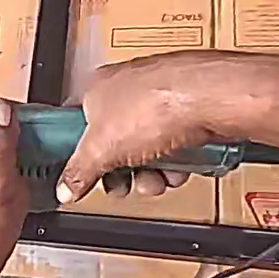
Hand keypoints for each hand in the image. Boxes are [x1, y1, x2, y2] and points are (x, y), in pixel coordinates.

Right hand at [58, 52, 261, 203]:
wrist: (214, 97)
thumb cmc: (159, 104)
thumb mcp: (102, 150)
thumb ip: (79, 172)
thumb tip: (64, 188)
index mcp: (96, 88)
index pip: (75, 125)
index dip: (78, 155)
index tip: (82, 177)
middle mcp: (126, 89)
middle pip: (113, 143)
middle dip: (122, 172)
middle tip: (126, 184)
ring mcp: (159, 99)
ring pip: (145, 147)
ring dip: (151, 173)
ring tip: (160, 179)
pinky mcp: (187, 110)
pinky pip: (172, 143)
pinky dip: (175, 160)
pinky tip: (180, 168)